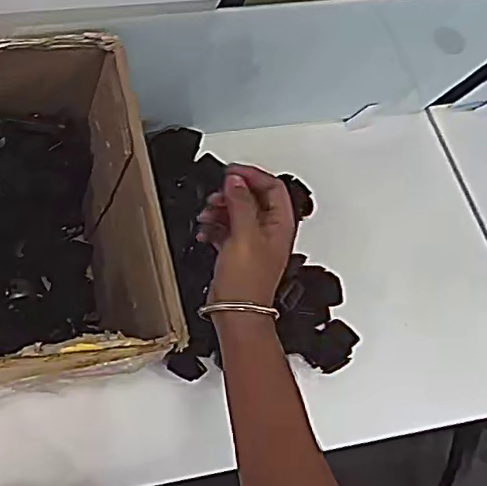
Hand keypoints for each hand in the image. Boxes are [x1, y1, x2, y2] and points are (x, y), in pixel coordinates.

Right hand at [196, 165, 296, 307]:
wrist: (236, 313)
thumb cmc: (247, 283)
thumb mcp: (244, 234)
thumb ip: (241, 203)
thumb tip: (236, 181)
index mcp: (280, 224)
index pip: (272, 187)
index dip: (253, 175)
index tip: (232, 172)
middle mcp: (269, 232)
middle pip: (253, 199)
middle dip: (232, 193)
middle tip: (217, 194)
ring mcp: (253, 243)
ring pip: (237, 213)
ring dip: (220, 209)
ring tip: (207, 213)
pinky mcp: (237, 253)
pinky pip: (225, 230)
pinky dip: (214, 226)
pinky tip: (205, 231)